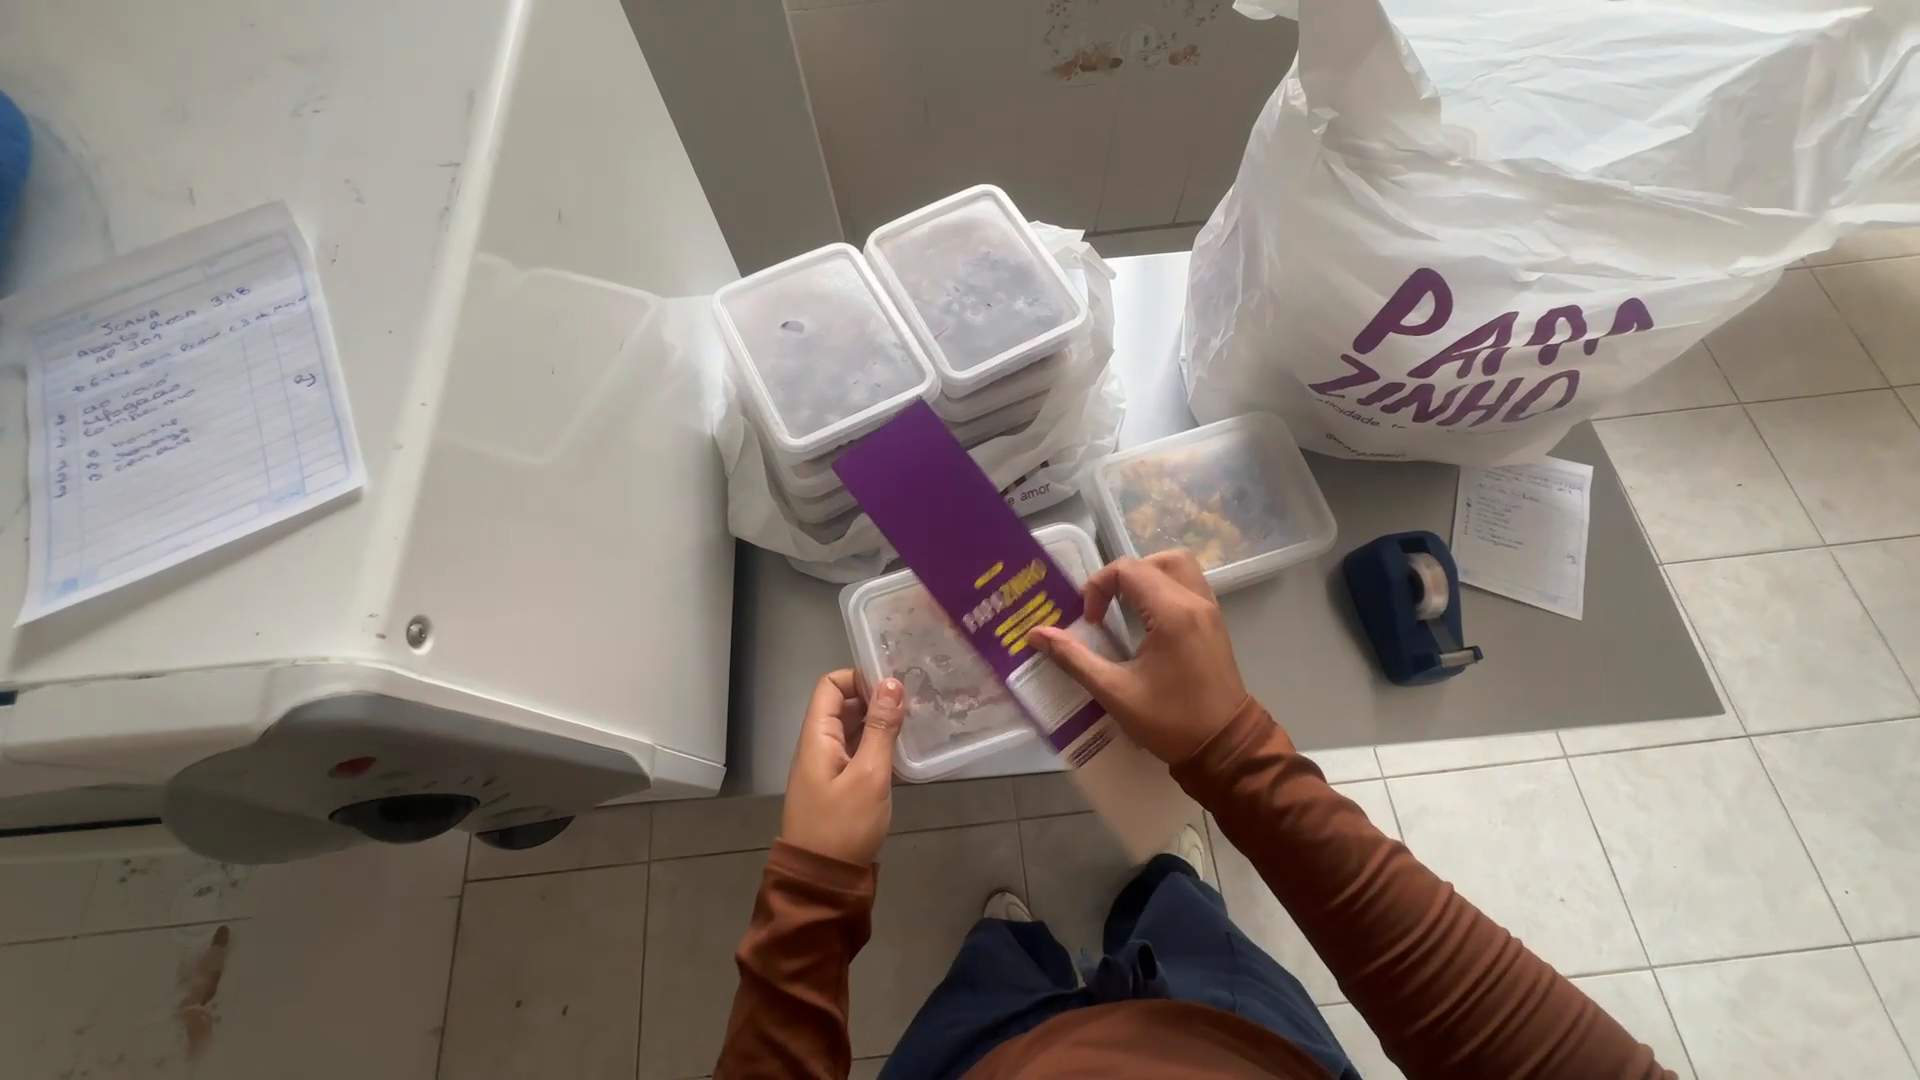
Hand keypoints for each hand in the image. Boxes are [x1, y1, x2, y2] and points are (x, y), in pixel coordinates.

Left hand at [780, 670, 904, 865]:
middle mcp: (818, 746)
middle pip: (843, 705)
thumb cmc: (844, 827)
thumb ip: (880, 728)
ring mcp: (828, 767)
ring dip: (880, 724)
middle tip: (914, 703)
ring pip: (853, 730)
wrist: (823, 884)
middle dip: (875, 699)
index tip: (893, 687)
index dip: (859, 678)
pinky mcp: (840, 787)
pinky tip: (905, 754)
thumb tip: (891, 683)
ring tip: (915, 724)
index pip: (830, 685)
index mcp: (817, 737)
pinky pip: (858, 753)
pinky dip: (878, 747)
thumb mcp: (869, 774)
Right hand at [1028, 551, 1249, 763]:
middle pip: (1157, 559)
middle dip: (1124, 575)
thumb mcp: (1114, 692)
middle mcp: (1194, 602)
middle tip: (1108, 605)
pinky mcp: (1215, 624)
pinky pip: (1190, 586)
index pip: (1128, 570)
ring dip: (1148, 577)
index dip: (1099, 587)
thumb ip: (1073, 658)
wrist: (1225, 748)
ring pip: (1179, 567)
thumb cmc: (1170, 721)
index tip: (1090, 621)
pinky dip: (1165, 590)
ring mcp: (1210, 611)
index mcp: (1171, 613)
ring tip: (1126, 608)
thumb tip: (1035, 634)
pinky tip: (1148, 623)